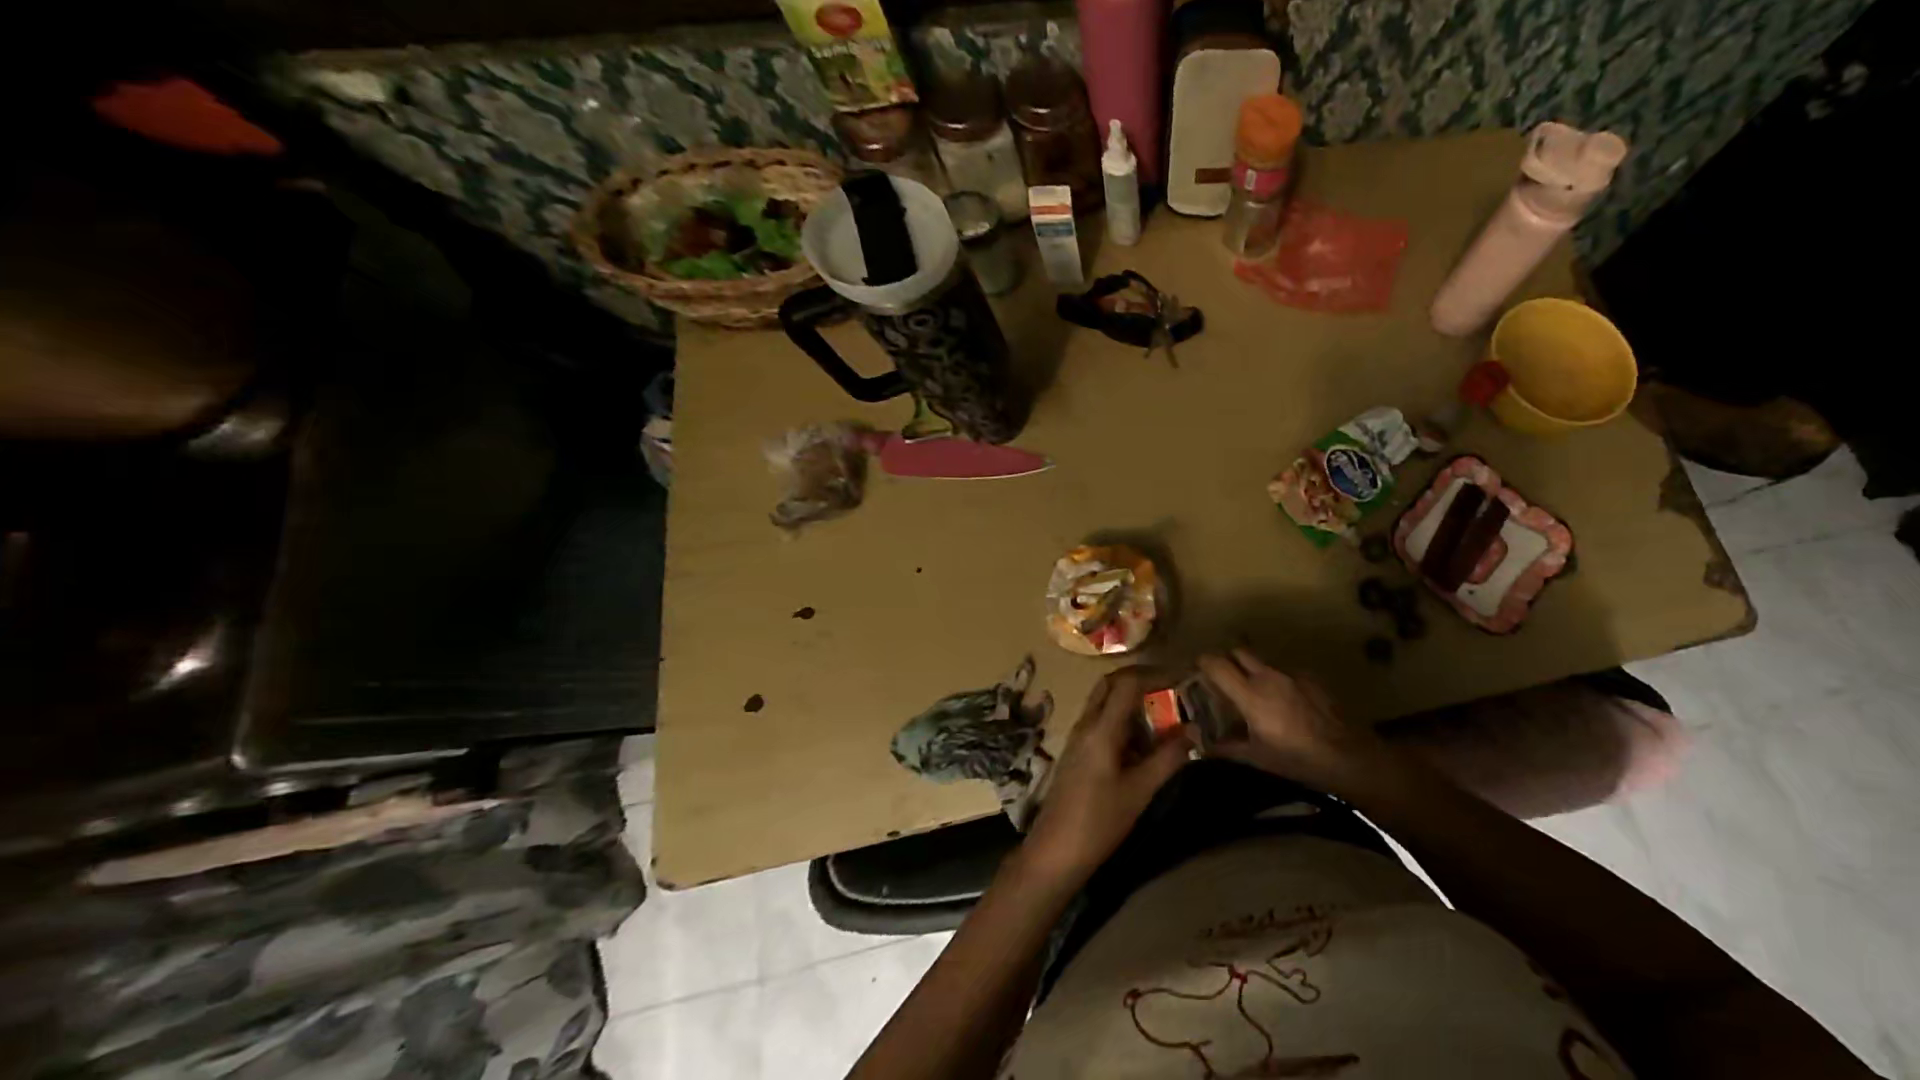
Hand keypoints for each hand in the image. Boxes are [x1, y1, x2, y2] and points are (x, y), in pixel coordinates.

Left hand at [1020, 667, 1193, 882]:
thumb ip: (1167, 758)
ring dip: (1132, 699)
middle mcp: (1086, 724)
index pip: (1127, 683)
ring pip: (1104, 702)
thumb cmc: (1099, 821)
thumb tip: (1193, 730)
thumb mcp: (1140, 791)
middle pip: (1110, 684)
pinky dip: (1124, 719)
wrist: (1055, 850)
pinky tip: (1145, 739)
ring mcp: (1078, 737)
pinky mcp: (1077, 752)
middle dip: (1141, 679)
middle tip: (1174, 688)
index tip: (1184, 676)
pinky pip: (1101, 721)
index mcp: (1100, 728)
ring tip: (1166, 711)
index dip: (1156, 674)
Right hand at [1198, 649, 1384, 789]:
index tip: (1196, 671)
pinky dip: (1277, 682)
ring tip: (1255, 694)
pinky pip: (1286, 673)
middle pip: (1238, 652)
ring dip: (1252, 671)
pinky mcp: (1312, 679)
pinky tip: (1285, 704)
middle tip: (1223, 679)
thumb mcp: (1255, 758)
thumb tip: (1194, 738)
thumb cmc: (1296, 759)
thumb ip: (1221, 746)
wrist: (1349, 757)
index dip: (1202, 663)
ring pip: (1263, 662)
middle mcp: (1268, 676)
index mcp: (1250, 694)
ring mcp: (1293, 675)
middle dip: (1227, 660)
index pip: (1216, 664)